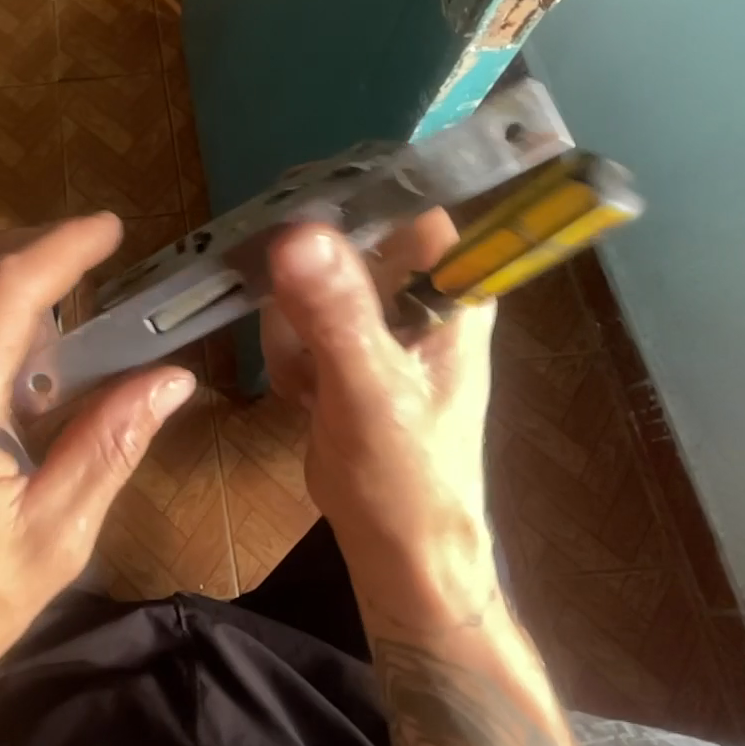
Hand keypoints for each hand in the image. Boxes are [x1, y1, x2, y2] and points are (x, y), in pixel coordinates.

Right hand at [259, 212, 499, 623]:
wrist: (397, 549)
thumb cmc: (407, 478)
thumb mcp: (370, 393)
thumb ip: (336, 314)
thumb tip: (297, 232)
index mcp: (454, 286)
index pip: (407, 200)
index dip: (350, 196)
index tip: (290, 219)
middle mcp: (422, 291)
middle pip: (342, 237)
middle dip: (306, 286)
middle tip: (302, 340)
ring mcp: (382, 319)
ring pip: (308, 279)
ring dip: (292, 329)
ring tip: (310, 383)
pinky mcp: (350, 345)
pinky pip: (298, 317)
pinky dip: (290, 353)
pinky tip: (305, 395)